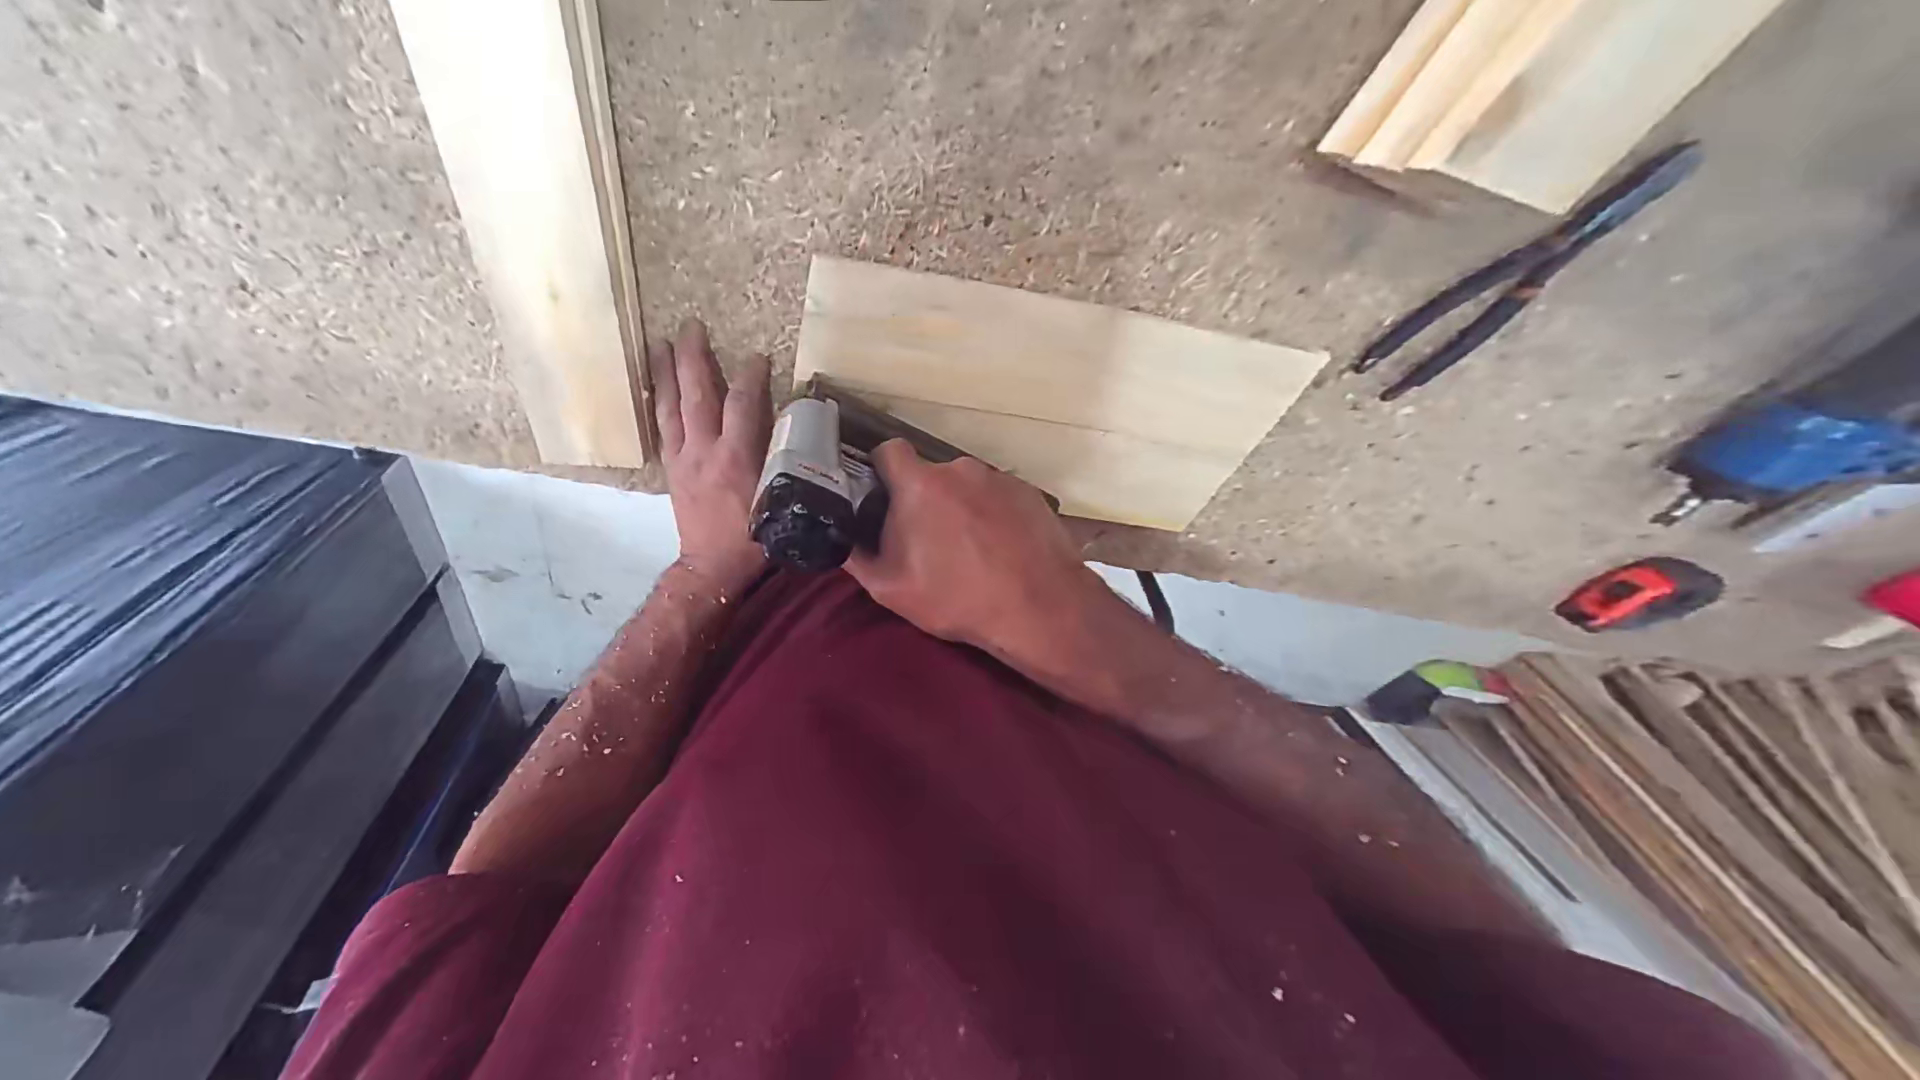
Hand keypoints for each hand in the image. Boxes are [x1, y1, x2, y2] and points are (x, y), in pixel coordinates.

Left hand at [649, 318, 771, 591]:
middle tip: (691, 326)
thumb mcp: (780, 502)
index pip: (743, 405)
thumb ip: (786, 466)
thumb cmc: (752, 540)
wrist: (710, 568)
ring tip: (662, 344)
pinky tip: (658, 388)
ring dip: (666, 372)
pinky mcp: (671, 469)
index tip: (758, 356)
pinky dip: (660, 402)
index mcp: (735, 459)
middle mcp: (704, 451)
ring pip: (670, 406)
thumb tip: (798, 435)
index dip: (751, 377)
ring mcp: (682, 459)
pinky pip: (662, 427)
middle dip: (694, 357)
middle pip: (696, 394)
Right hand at [845, 441, 1111, 658]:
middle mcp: (960, 470)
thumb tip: (841, 538)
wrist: (1039, 608)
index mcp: (921, 485)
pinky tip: (1002, 548)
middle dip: (925, 500)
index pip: (890, 451)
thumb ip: (857, 557)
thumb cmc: (959, 598)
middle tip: (930, 541)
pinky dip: (993, 515)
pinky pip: (998, 497)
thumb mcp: (892, 589)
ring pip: (966, 487)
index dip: (882, 469)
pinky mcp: (1028, 493)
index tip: (884, 495)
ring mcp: (999, 479)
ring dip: (961, 508)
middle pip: (931, 475)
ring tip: (972, 550)